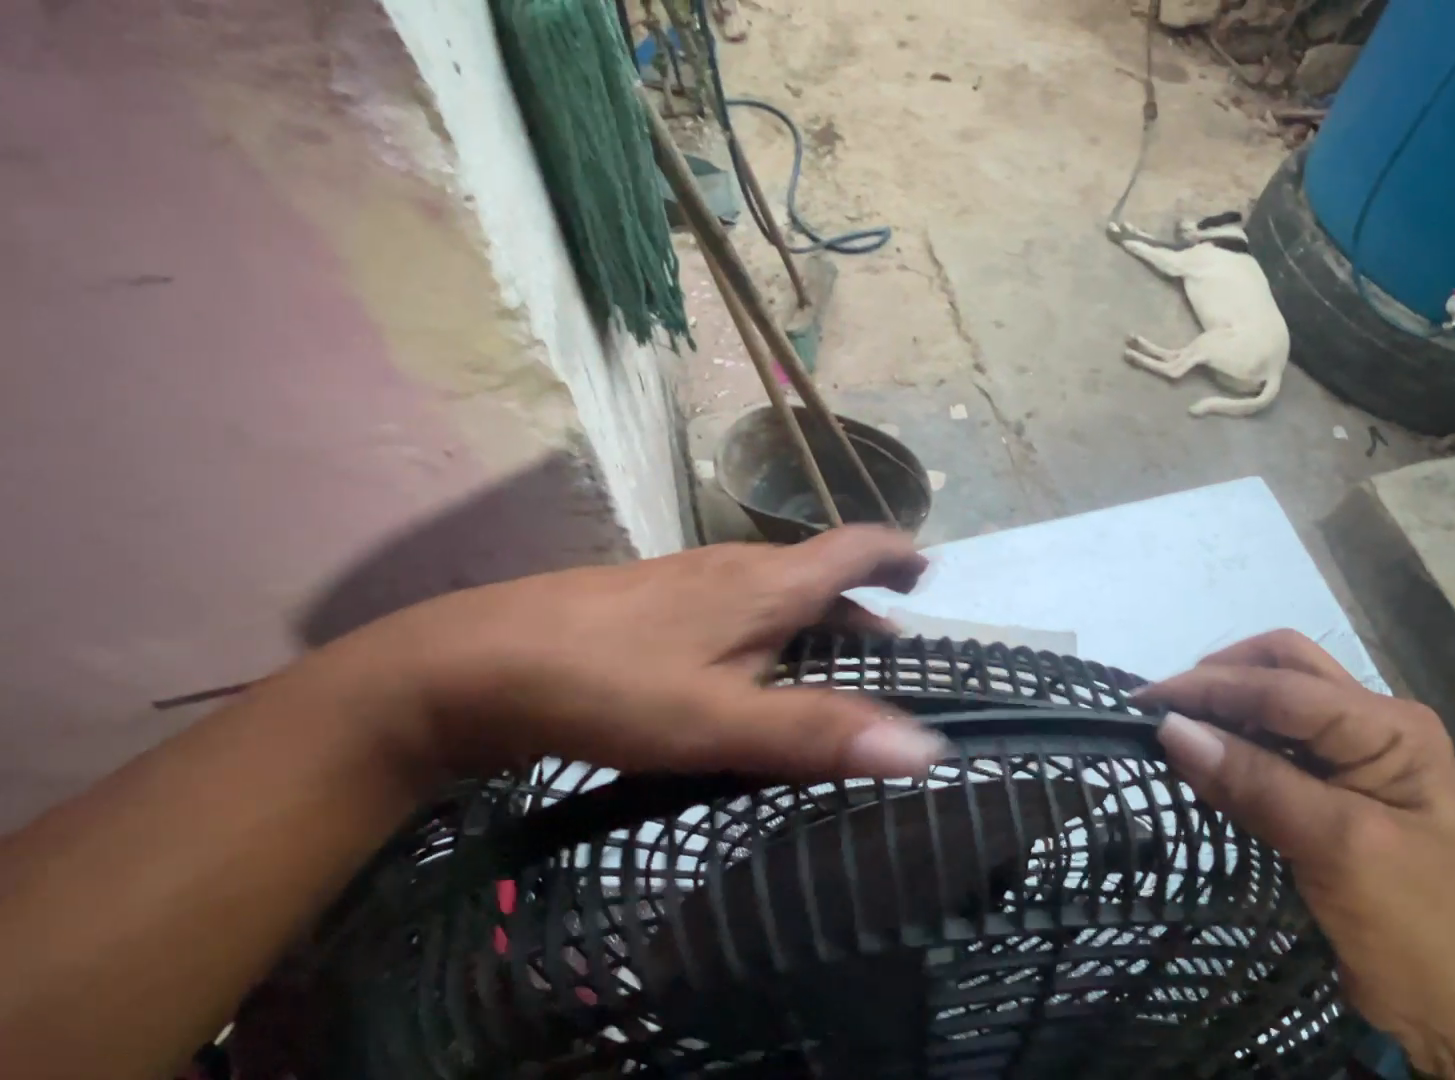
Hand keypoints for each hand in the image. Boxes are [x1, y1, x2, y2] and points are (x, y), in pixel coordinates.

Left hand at [316, 526, 945, 786]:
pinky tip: (748, 674)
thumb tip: (925, 747)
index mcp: (764, 584)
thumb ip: (817, 733)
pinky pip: (736, 609)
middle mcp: (732, 570)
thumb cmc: (607, 685)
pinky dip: (771, 631)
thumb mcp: (719, 721)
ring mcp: (686, 584)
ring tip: (834, 663)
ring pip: (774, 592)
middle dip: (863, 599)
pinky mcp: (650, 608)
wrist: (469, 665)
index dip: (897, 555)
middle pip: (818, 572)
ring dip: (817, 617)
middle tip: (895, 643)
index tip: (930, 574)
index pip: (853, 548)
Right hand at [1134, 631, 1454, 1079]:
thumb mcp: (1338, 850)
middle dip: (1220, 680)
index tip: (1142, 705)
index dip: (1209, 687)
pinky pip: (1278, 750)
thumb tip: (1171, 728)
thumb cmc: (1424, 934)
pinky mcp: (1340, 797)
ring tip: (1173, 731)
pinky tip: (1207, 762)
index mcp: (1389, 727)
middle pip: (1285, 671)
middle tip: (1161, 710)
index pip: (1283, 686)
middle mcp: (1375, 728)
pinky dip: (1237, 746)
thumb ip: (1256, 782)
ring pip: (1278, 706)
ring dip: (1225, 709)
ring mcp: (1359, 762)